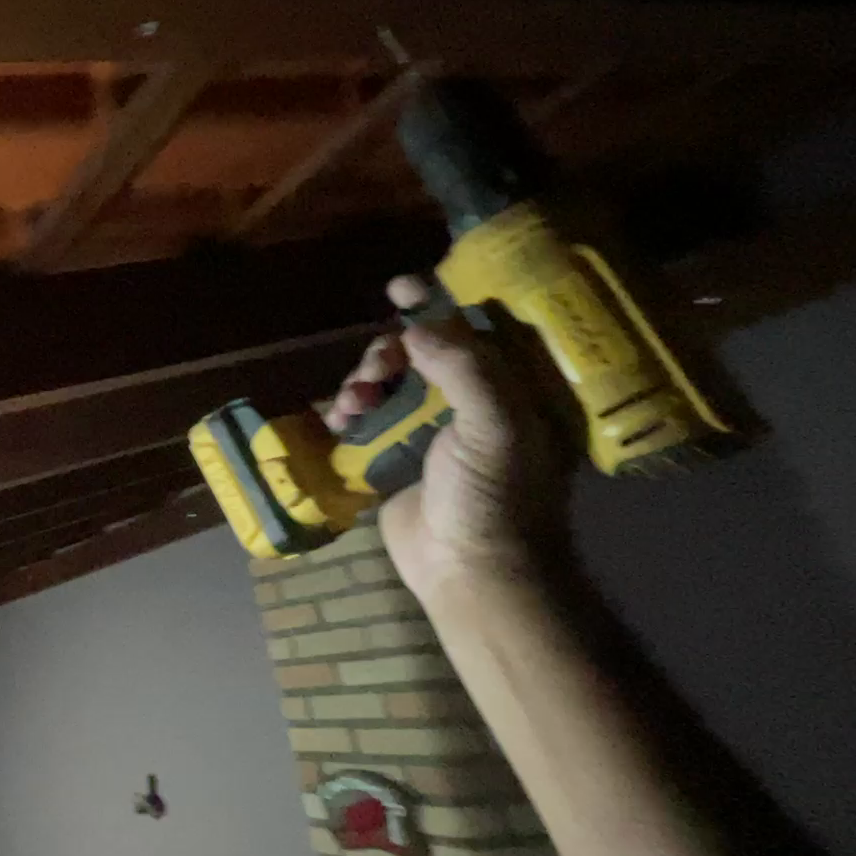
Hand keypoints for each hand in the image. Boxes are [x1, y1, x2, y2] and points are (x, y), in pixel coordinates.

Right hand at [325, 277, 569, 597]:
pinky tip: (340, 419)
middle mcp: (474, 403)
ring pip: (388, 381)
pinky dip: (349, 410)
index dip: (442, 303)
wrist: (466, 569)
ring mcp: (432, 429)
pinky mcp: (396, 453)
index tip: (400, 286)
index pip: (480, 330)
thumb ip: (465, 372)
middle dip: (390, 351)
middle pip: (422, 352)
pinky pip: (366, 415)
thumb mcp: (496, 429)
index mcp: (515, 392)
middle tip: (375, 368)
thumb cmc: (495, 499)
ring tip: (352, 403)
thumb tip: (415, 327)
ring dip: (363, 381)